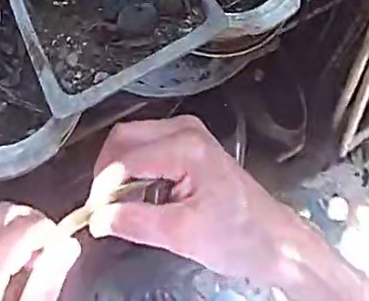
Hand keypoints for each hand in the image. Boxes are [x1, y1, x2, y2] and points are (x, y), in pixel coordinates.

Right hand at [87, 116, 368, 300]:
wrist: (274, 240)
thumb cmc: (240, 237)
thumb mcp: (184, 236)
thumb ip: (137, 223)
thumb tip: (101, 218)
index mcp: (185, 146)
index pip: (127, 155)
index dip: (104, 183)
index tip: (94, 210)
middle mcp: (184, 129)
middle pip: (125, 137)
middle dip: (107, 171)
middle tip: (101, 206)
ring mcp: (185, 132)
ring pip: (133, 139)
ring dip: (120, 169)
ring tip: (119, 204)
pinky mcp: (186, 142)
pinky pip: (146, 146)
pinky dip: (134, 169)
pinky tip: (138, 195)